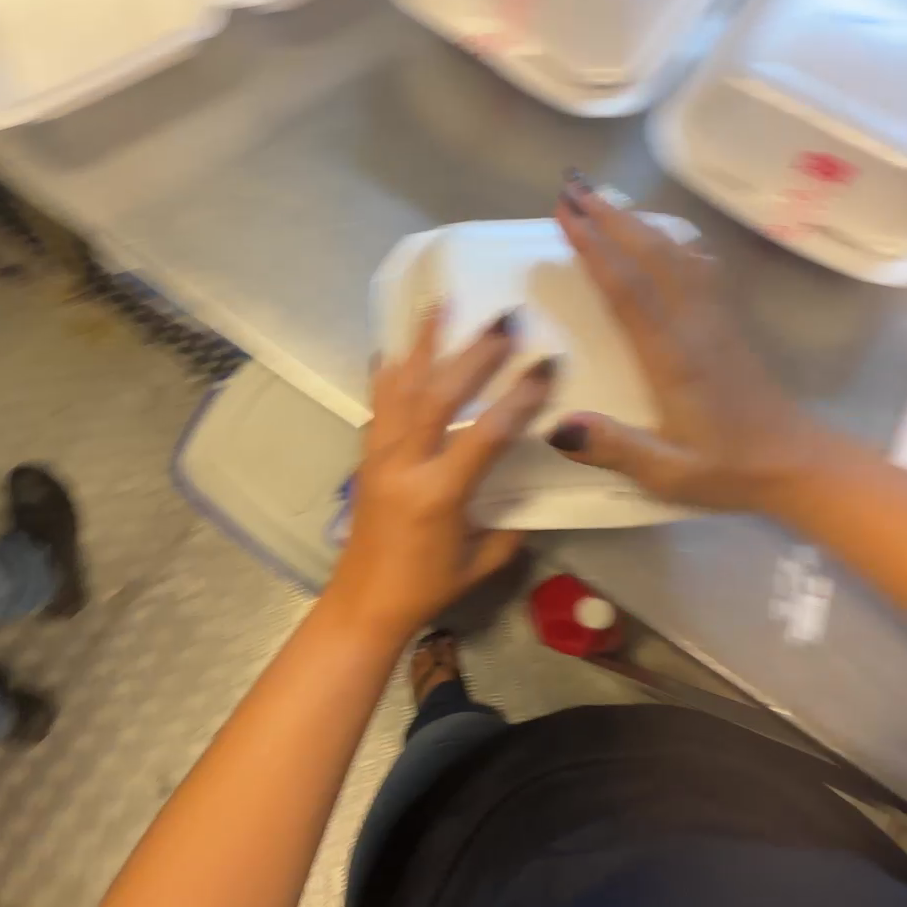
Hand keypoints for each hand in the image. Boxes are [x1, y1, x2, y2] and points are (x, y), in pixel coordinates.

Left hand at [325, 303, 555, 639]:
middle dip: (473, 354)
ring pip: (401, 389)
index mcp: (438, 493)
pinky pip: (377, 406)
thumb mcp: (479, 563)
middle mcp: (404, 465)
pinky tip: (393, 348)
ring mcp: (379, 456)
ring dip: (422, 344)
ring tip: (439, 304)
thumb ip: (509, 527)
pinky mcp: (365, 458)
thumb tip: (527, 494)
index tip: (543, 365)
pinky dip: (387, 374)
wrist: (362, 602)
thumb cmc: (425, 588)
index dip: (517, 398)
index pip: (484, 434)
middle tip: (503, 320)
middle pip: (438, 394)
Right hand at [546, 173, 836, 512]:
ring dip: (639, 222)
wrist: (797, 463)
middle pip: (652, 255)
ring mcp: (716, 320)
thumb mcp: (669, 474)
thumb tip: (556, 425)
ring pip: (677, 253)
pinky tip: (662, 237)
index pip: (628, 289)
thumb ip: (615, 449)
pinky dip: (673, 241)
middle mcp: (696, 326)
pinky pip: (698, 266)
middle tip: (572, 186)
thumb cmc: (730, 470)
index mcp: (675, 358)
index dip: (594, 248)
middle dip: (610, 217)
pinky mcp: (728, 323)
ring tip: (605, 201)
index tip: (565, 214)